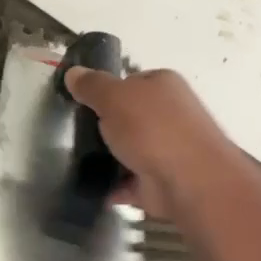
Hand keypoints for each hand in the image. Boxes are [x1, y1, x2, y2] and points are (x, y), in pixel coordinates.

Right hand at [63, 66, 237, 218]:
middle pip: (129, 117)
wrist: (187, 181)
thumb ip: (92, 85)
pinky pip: (128, 182)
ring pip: (129, 150)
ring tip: (76, 161)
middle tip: (76, 134)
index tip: (82, 104)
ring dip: (107, 158)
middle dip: (105, 127)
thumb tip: (73, 72)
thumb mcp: (115, 97)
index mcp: (163, 86)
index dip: (106, 91)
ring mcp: (166, 150)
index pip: (130, 82)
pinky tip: (91, 188)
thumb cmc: (152, 129)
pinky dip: (113, 187)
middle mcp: (169, 115)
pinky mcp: (159, 181)